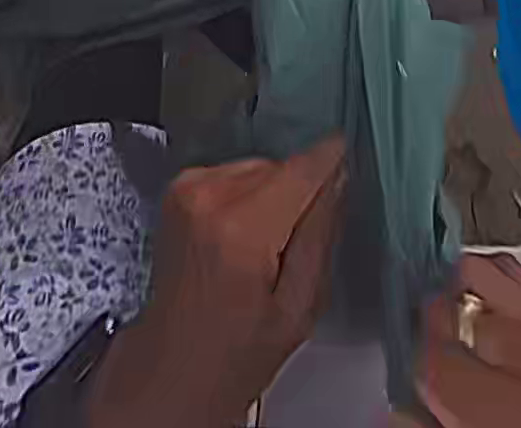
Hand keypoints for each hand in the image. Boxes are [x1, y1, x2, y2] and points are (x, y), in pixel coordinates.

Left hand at [87, 136, 347, 427]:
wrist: (169, 369)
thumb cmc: (239, 351)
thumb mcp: (300, 307)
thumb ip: (321, 233)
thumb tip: (339, 175)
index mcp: (242, 228)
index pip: (302, 169)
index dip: (331, 157)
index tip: (351, 151)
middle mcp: (210, 194)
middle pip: (281, 166)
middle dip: (299, 191)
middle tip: (296, 237)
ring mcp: (188, 186)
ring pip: (259, 166)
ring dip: (272, 191)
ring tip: (266, 239)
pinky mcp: (178, 186)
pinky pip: (234, 171)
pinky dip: (246, 191)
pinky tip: (240, 230)